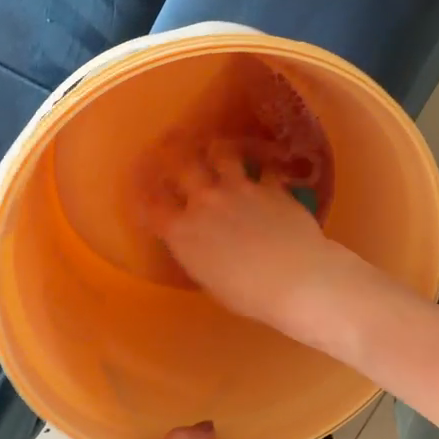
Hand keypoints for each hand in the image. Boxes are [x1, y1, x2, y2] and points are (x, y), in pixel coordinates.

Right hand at [142, 140, 367, 331]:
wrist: (294, 279)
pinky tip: (266, 164)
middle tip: (172, 143)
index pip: (151, 204)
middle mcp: (205, 202)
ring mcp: (239, 189)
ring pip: (221, 153)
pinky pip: (264, 167)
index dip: (145, 190)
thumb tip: (202, 246)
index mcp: (182, 232)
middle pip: (182, 166)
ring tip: (219, 149)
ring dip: (218, 150)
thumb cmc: (249, 295)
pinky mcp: (271, 186)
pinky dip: (264, 165)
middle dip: (174, 152)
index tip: (143, 182)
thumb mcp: (210, 281)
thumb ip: (198, 254)